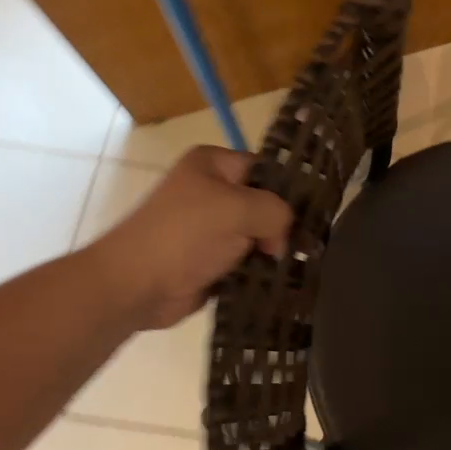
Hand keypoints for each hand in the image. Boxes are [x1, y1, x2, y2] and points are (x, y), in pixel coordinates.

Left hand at [97, 146, 292, 329]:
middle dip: (283, 225)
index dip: (290, 190)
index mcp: (212, 164)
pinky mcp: (208, 261)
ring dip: (272, 252)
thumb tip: (281, 237)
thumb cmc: (184, 235)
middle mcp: (210, 191)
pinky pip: (244, 262)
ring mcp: (209, 228)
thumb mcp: (239, 209)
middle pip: (263, 204)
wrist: (135, 285)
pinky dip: (259, 272)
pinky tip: (280, 281)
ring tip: (298, 266)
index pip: (266, 169)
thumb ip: (276, 211)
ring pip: (256, 236)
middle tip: (306, 247)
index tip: (316, 214)